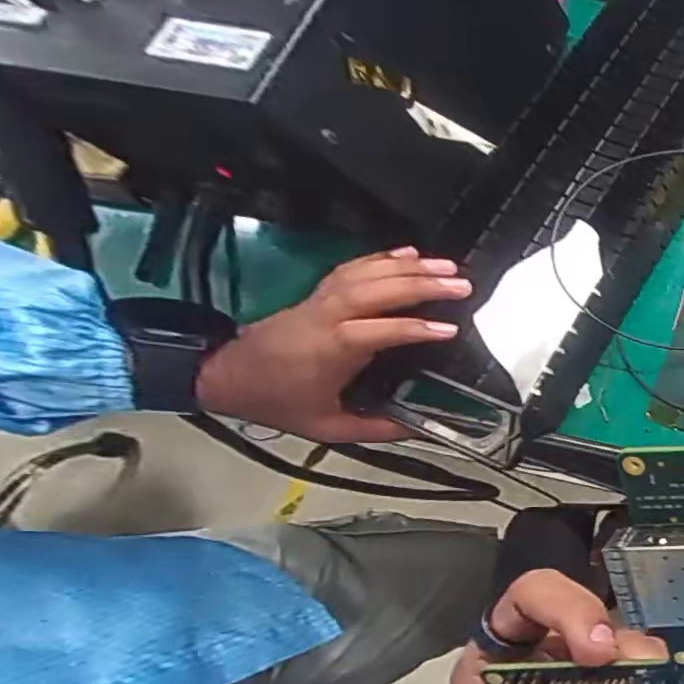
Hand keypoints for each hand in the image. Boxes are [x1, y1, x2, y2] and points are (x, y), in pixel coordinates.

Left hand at [195, 246, 470, 442]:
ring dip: (410, 266)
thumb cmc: (276, 401)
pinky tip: (409, 254)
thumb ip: (377, 429)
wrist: (223, 376)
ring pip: (367, 273)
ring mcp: (321, 300)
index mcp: (330, 350)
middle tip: (460, 284)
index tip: (449, 329)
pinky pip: (352, 267)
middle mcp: (326, 317)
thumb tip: (419, 429)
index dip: (414, 329)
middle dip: (421, 283)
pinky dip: (383, 257)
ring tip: (446, 265)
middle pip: (376, 290)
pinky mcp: (319, 293)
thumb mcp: (328, 427)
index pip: (376, 331)